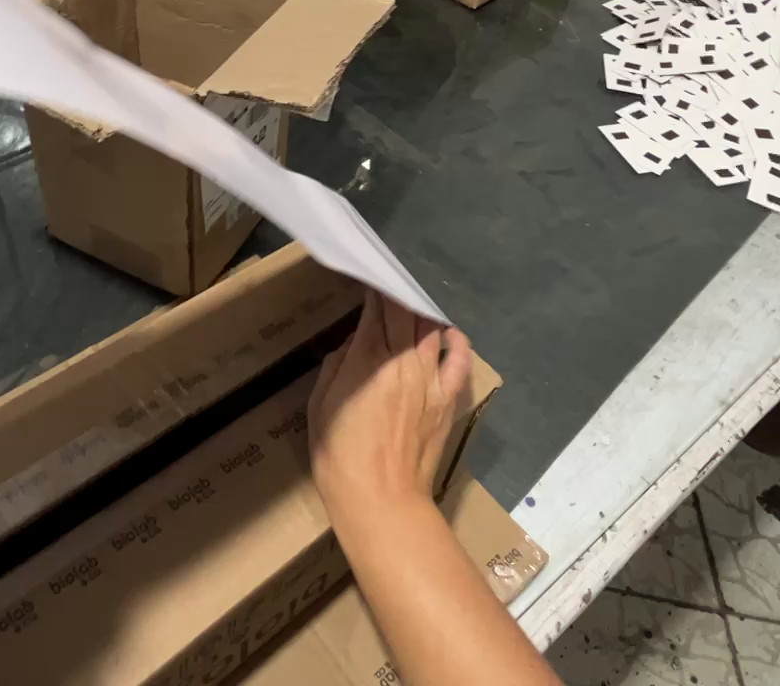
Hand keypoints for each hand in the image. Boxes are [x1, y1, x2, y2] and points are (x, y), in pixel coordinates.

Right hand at [309, 290, 474, 519]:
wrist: (380, 500)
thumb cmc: (339, 456)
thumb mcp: (319, 405)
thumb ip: (336, 366)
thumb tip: (355, 343)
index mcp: (367, 359)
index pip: (375, 312)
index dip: (373, 291)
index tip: (369, 279)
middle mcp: (402, 361)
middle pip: (403, 314)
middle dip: (395, 294)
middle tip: (388, 284)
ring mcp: (430, 379)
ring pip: (430, 330)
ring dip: (420, 313)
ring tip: (412, 305)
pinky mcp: (447, 399)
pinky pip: (459, 361)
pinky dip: (456, 341)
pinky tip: (448, 332)